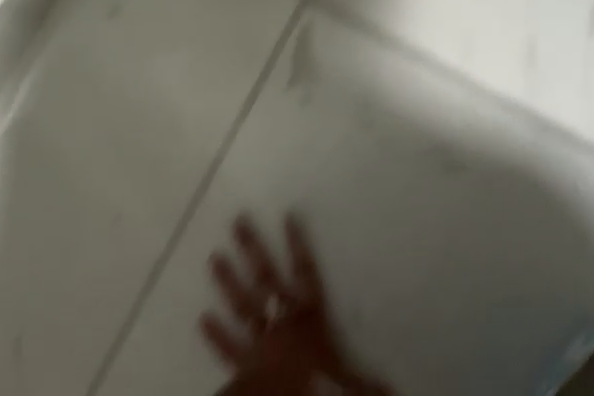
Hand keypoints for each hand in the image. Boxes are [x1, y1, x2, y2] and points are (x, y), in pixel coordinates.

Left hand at [201, 214, 389, 395]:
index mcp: (309, 319)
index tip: (287, 216)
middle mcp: (282, 322)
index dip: (298, 245)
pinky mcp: (242, 364)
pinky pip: (230, 348)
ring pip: (242, 305)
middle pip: (265, 279)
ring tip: (213, 257)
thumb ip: (365, 382)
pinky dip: (216, 335)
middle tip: (237, 222)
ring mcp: (259, 340)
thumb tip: (392, 389)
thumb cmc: (319, 385)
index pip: (305, 275)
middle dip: (252, 249)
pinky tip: (202, 319)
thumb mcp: (350, 383)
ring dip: (228, 282)